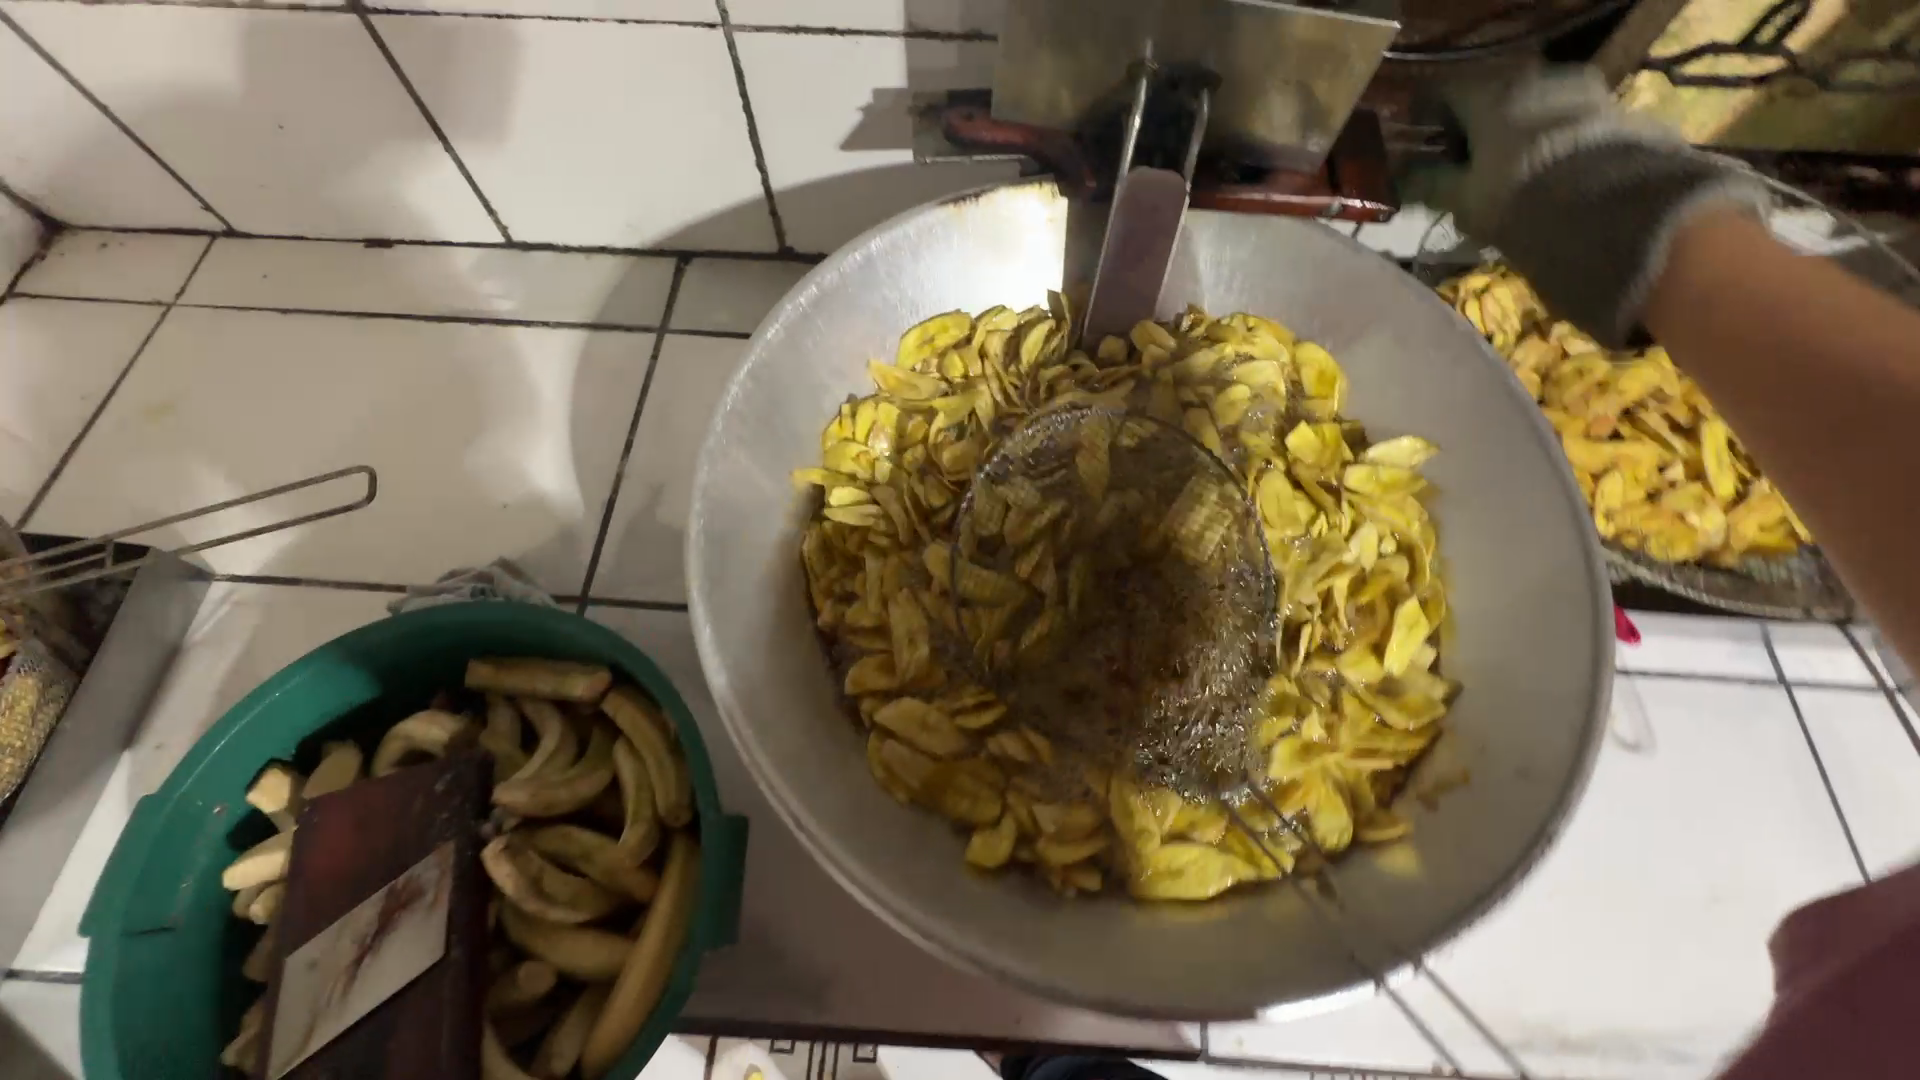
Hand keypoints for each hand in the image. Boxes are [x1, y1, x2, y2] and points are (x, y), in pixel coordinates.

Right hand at [1413, 65, 1767, 346]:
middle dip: (1478, 122)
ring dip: (1519, 128)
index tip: (1422, 139)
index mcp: (1489, 92)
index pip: (1445, 90)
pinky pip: (1569, 119)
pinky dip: (1552, 138)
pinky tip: (1547, 169)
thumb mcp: (1463, 199)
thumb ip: (1432, 184)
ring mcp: (1580, 88)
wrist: (1607, 205)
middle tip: (1466, 156)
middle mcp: (1534, 77)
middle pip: (1495, 93)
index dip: (1429, 115)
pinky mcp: (1614, 108)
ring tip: (1510, 166)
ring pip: (1534, 104)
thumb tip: (1402, 179)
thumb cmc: (1515, 195)